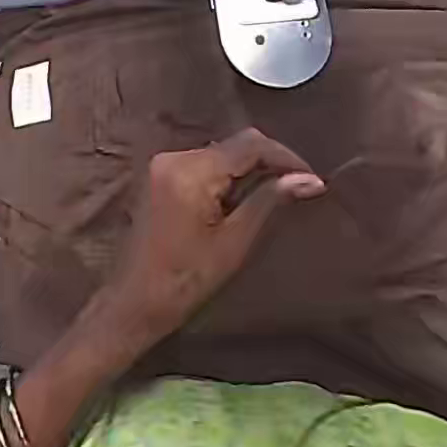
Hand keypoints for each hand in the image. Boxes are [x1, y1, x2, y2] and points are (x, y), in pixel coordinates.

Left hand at [95, 129, 324, 352]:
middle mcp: (174, 157)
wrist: (133, 302)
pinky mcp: (159, 175)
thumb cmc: (185, 280)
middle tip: (299, 187)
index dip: (286, 157)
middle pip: (234, 144)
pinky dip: (226, 176)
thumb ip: (269, 200)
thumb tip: (310, 180)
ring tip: (276, 193)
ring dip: (248, 169)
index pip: (249, 145)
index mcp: (191, 170)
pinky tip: (243, 197)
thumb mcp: (234, 241)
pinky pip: (203, 163)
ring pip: (220, 153)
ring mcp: (162, 164)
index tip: (313, 179)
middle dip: (269, 162)